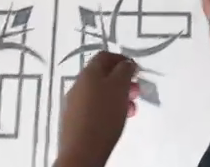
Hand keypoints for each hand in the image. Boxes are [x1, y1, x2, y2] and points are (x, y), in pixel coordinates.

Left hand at [56, 51, 139, 166]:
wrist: (81, 153)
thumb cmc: (103, 115)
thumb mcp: (120, 87)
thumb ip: (125, 70)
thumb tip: (127, 63)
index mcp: (88, 72)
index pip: (105, 56)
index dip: (122, 60)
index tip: (136, 71)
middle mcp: (78, 84)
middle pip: (103, 76)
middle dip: (122, 82)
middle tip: (136, 92)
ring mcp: (74, 104)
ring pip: (99, 94)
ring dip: (117, 98)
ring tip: (130, 111)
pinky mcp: (73, 122)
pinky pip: (93, 109)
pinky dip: (106, 111)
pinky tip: (115, 122)